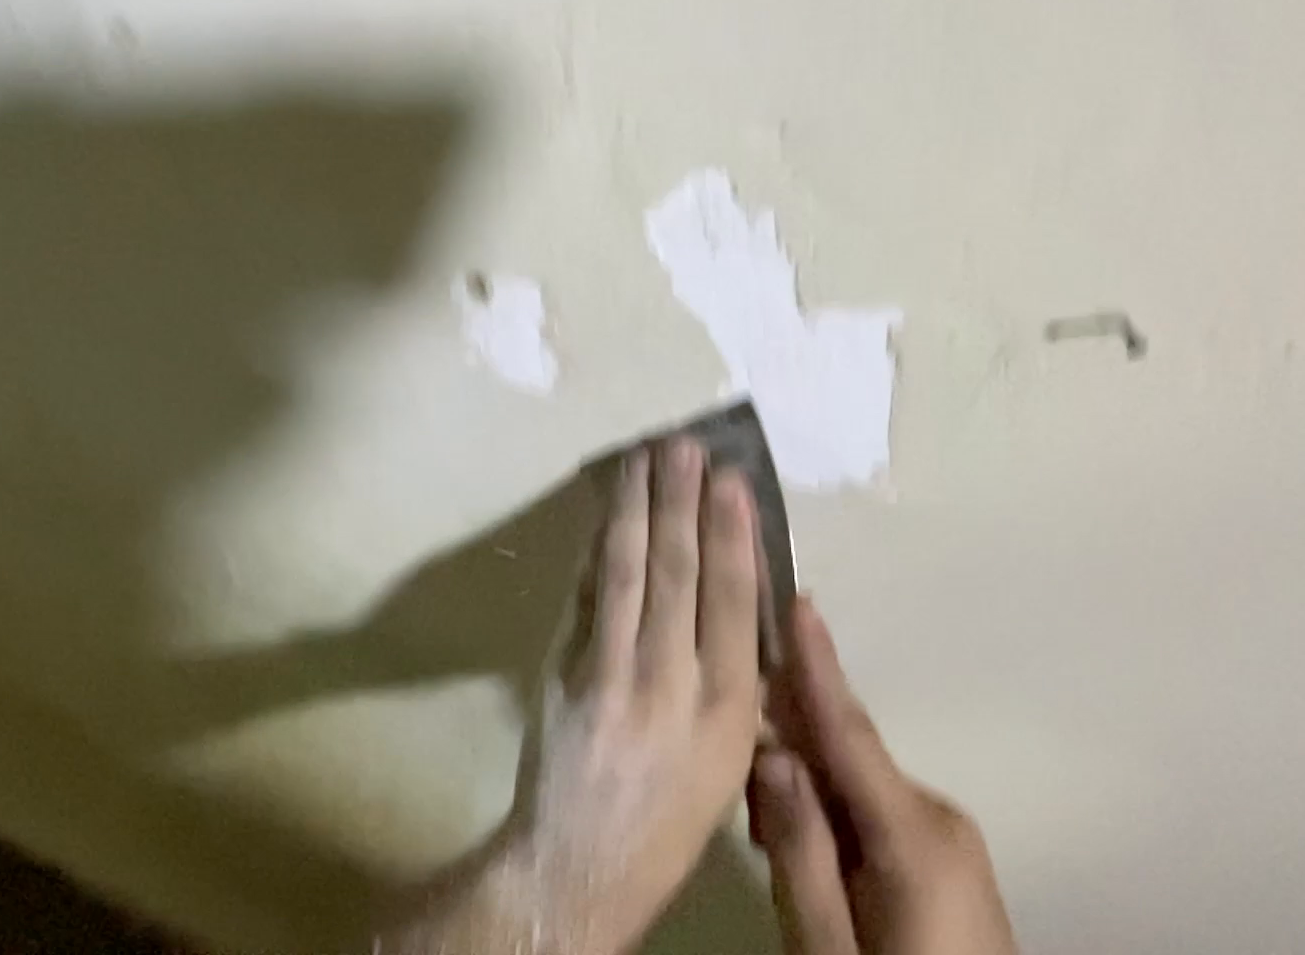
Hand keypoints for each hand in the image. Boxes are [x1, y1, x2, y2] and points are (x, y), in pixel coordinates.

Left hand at [501, 436, 763, 953]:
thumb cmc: (670, 815)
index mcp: (728, 710)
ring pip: (630, 573)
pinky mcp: (566, 671)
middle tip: (683, 446)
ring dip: (637, 509)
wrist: (584, 857)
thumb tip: (737, 600)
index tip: (732, 482)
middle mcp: (672, 683)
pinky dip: (598, 550)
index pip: (731, 602)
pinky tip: (606, 514)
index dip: (731, 535)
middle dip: (681, 503)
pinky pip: (588, 596)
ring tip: (644, 460)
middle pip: (679, 574)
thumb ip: (732, 679)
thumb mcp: (728, 758)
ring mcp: (611, 673)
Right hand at [750, 597, 1017, 954]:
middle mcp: (937, 817)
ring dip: (803, 793)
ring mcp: (947, 836)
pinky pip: (869, 810)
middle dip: (785, 752)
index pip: (849, 730)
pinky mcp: (944, 855)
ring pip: (849, 783)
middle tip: (742, 793)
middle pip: (841, 755)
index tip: (798, 598)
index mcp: (913, 835)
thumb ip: (799, 847)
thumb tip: (773, 754)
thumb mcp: (827, 946)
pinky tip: (808, 857)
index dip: (817, 663)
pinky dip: (828, 815)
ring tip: (773, 848)